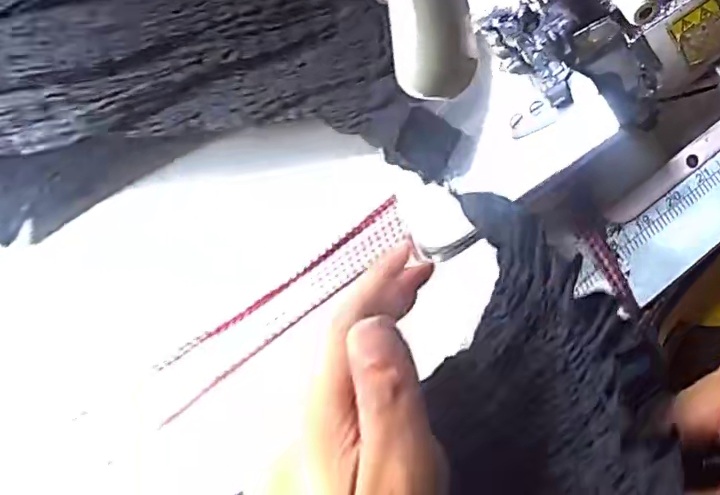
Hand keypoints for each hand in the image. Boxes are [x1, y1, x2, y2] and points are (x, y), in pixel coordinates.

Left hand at [300, 243, 444, 494]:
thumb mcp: (402, 470)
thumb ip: (386, 396)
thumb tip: (370, 323)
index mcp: (318, 425)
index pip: (344, 330)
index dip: (377, 280)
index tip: (412, 247)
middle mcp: (294, 434)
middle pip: (334, 344)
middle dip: (379, 294)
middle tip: (426, 267)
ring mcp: (294, 456)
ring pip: (332, 366)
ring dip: (373, 322)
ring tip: (412, 296)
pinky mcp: (303, 472)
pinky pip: (335, 390)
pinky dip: (364, 356)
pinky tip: (382, 356)